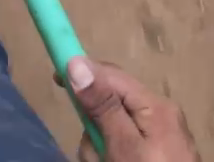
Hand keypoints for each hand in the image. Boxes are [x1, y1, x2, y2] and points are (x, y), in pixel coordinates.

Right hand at [66, 57, 198, 161]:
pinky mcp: (151, 158)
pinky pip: (119, 148)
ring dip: (98, 151)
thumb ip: (103, 106)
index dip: (82, 72)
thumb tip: (76, 61)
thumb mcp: (125, 148)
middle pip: (107, 105)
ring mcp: (156, 140)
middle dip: (92, 128)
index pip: (110, 74)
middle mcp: (157, 117)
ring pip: (108, 131)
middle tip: (96, 156)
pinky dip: (109, 159)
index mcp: (155, 106)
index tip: (55, 79)